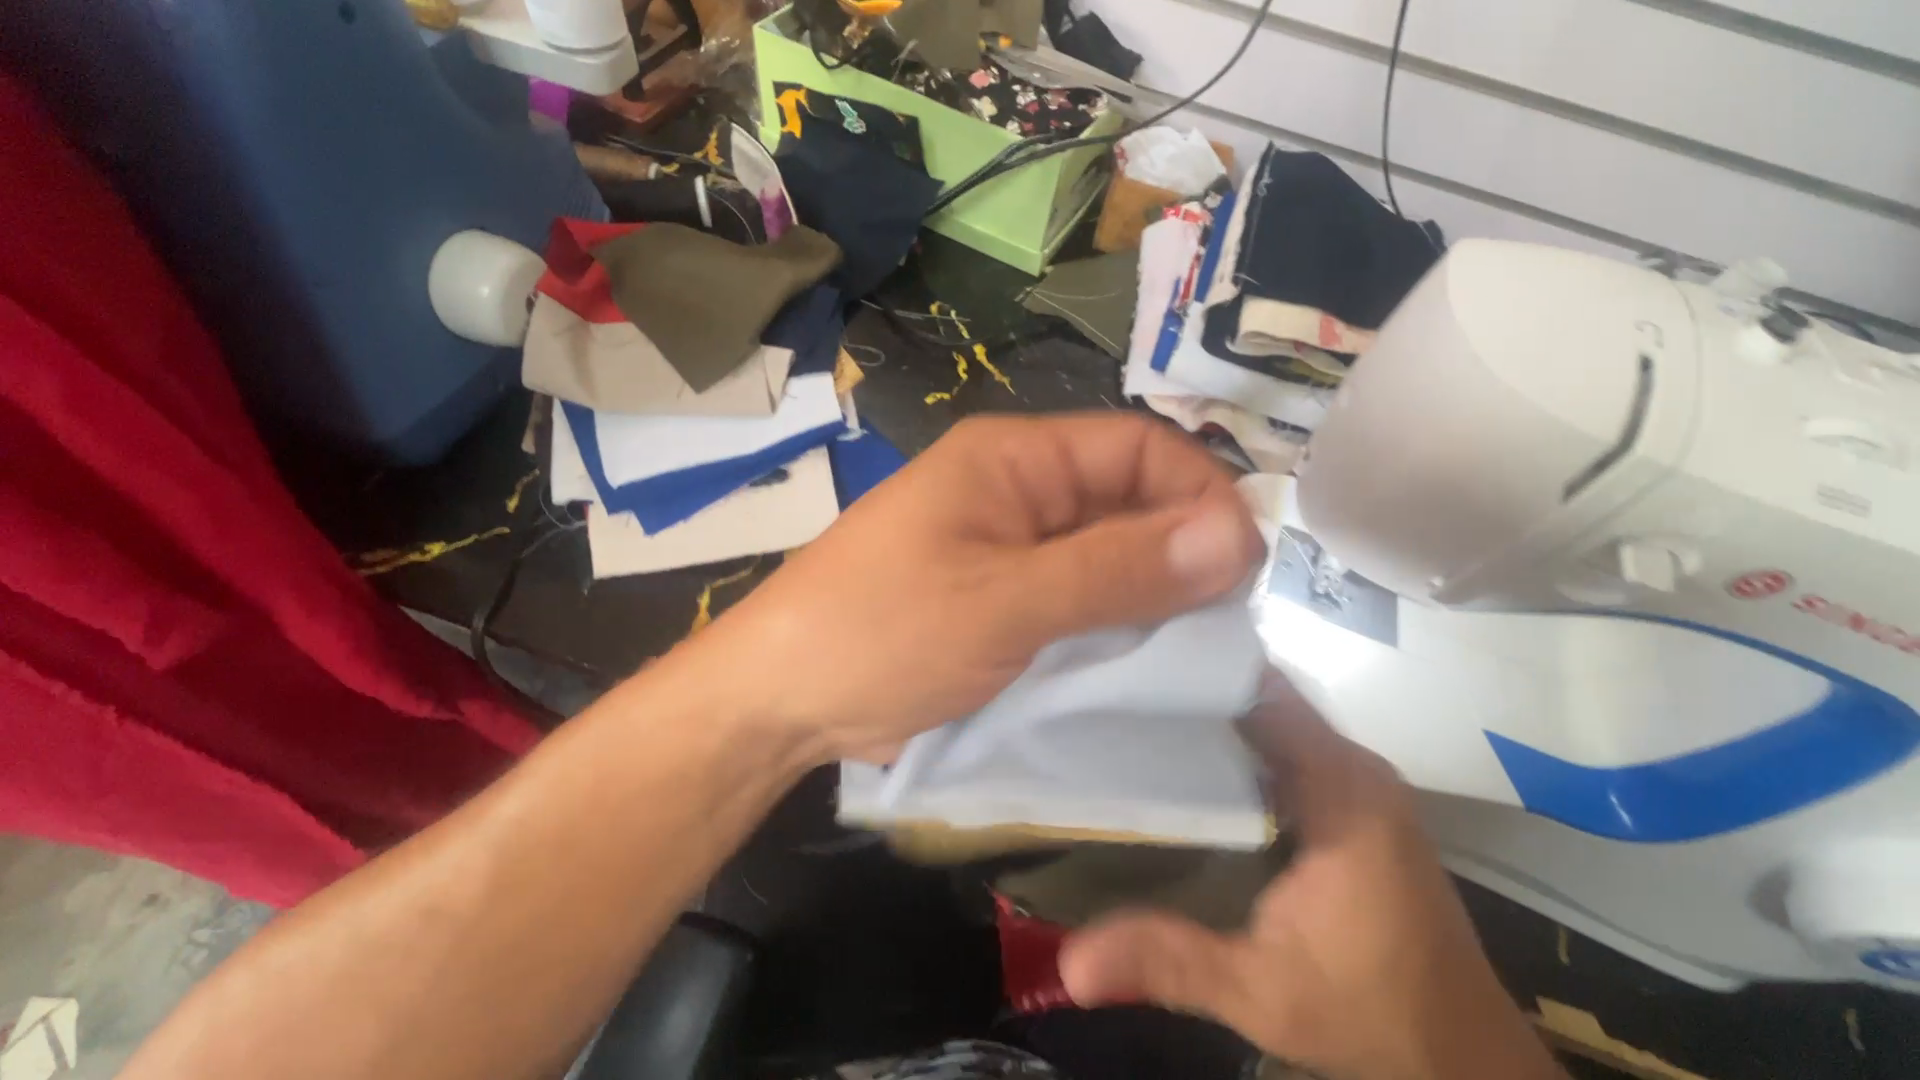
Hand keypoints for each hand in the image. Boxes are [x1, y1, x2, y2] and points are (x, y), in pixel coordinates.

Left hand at [691, 412, 1262, 762]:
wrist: (779, 702)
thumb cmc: (882, 634)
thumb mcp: (1003, 602)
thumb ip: (1116, 569)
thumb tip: (1238, 534)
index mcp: (1014, 459)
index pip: (1139, 447)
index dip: (1201, 496)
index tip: (1246, 569)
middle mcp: (1018, 492)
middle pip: (1128, 501)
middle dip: (1183, 550)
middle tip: (1232, 621)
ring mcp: (1007, 549)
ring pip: (1108, 556)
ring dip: (1153, 595)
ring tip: (1202, 647)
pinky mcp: (999, 601)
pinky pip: (1077, 600)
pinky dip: (1113, 625)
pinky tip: (1146, 664)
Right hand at [1059, 679, 1565, 1079]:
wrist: (1462, 1059)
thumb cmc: (1371, 1015)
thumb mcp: (1260, 993)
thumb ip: (1169, 961)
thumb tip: (1068, 963)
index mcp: (1341, 790)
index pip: (1259, 691)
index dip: (1190, 673)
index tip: (1119, 667)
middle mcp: (1354, 769)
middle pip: (1261, 698)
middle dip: (1187, 693)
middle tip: (1104, 694)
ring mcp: (1359, 785)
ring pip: (1272, 723)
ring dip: (1209, 721)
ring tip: (1125, 721)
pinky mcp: (1355, 808)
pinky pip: (1284, 752)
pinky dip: (1233, 750)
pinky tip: (1178, 770)